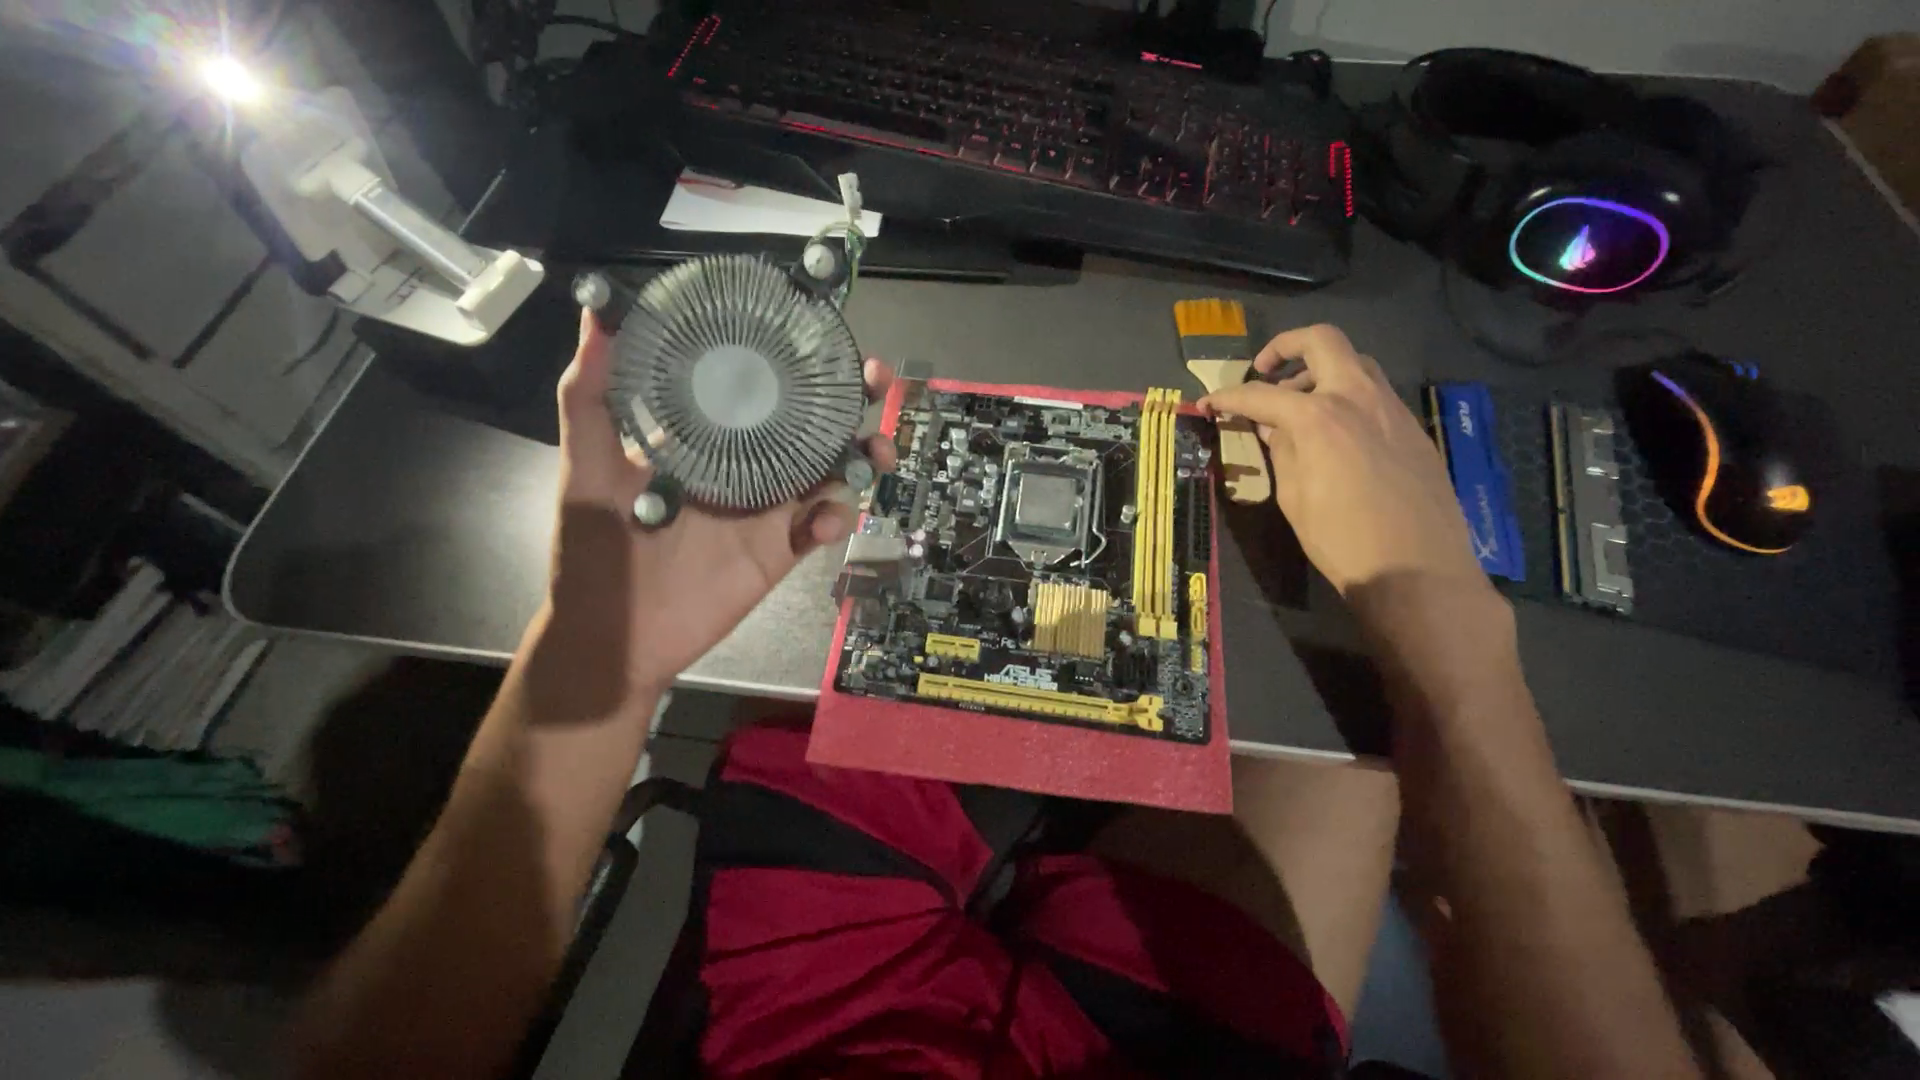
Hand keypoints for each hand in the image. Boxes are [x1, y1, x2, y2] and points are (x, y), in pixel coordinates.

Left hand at [537, 308, 895, 706]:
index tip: (825, 333)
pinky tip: (823, 522)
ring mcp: (769, 508)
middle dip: (851, 401)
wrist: (612, 636)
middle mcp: (747, 465)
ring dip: (864, 458)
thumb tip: (595, 313)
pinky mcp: (781, 550)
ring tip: (877, 453)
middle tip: (876, 380)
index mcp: (708, 437)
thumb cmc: (592, 550)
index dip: (797, 360)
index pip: (761, 386)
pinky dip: (835, 519)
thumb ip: (590, 396)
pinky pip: (822, 527)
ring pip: (833, 472)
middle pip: (812, 424)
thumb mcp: (587, 466)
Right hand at [1198, 325, 1492, 627]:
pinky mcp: (1412, 427)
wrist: (1417, 569)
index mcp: (1318, 417)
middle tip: (1262, 370)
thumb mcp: (1293, 497)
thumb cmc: (1342, 540)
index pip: (1260, 394)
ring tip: (1299, 403)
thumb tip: (1274, 428)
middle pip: (1321, 341)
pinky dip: (1347, 396)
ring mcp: (1391, 409)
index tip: (1208, 403)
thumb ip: (1282, 451)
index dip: (1227, 397)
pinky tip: (1335, 433)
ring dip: (1321, 370)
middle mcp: (1357, 397)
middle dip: (1285, 346)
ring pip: (1355, 362)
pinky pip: (1375, 393)